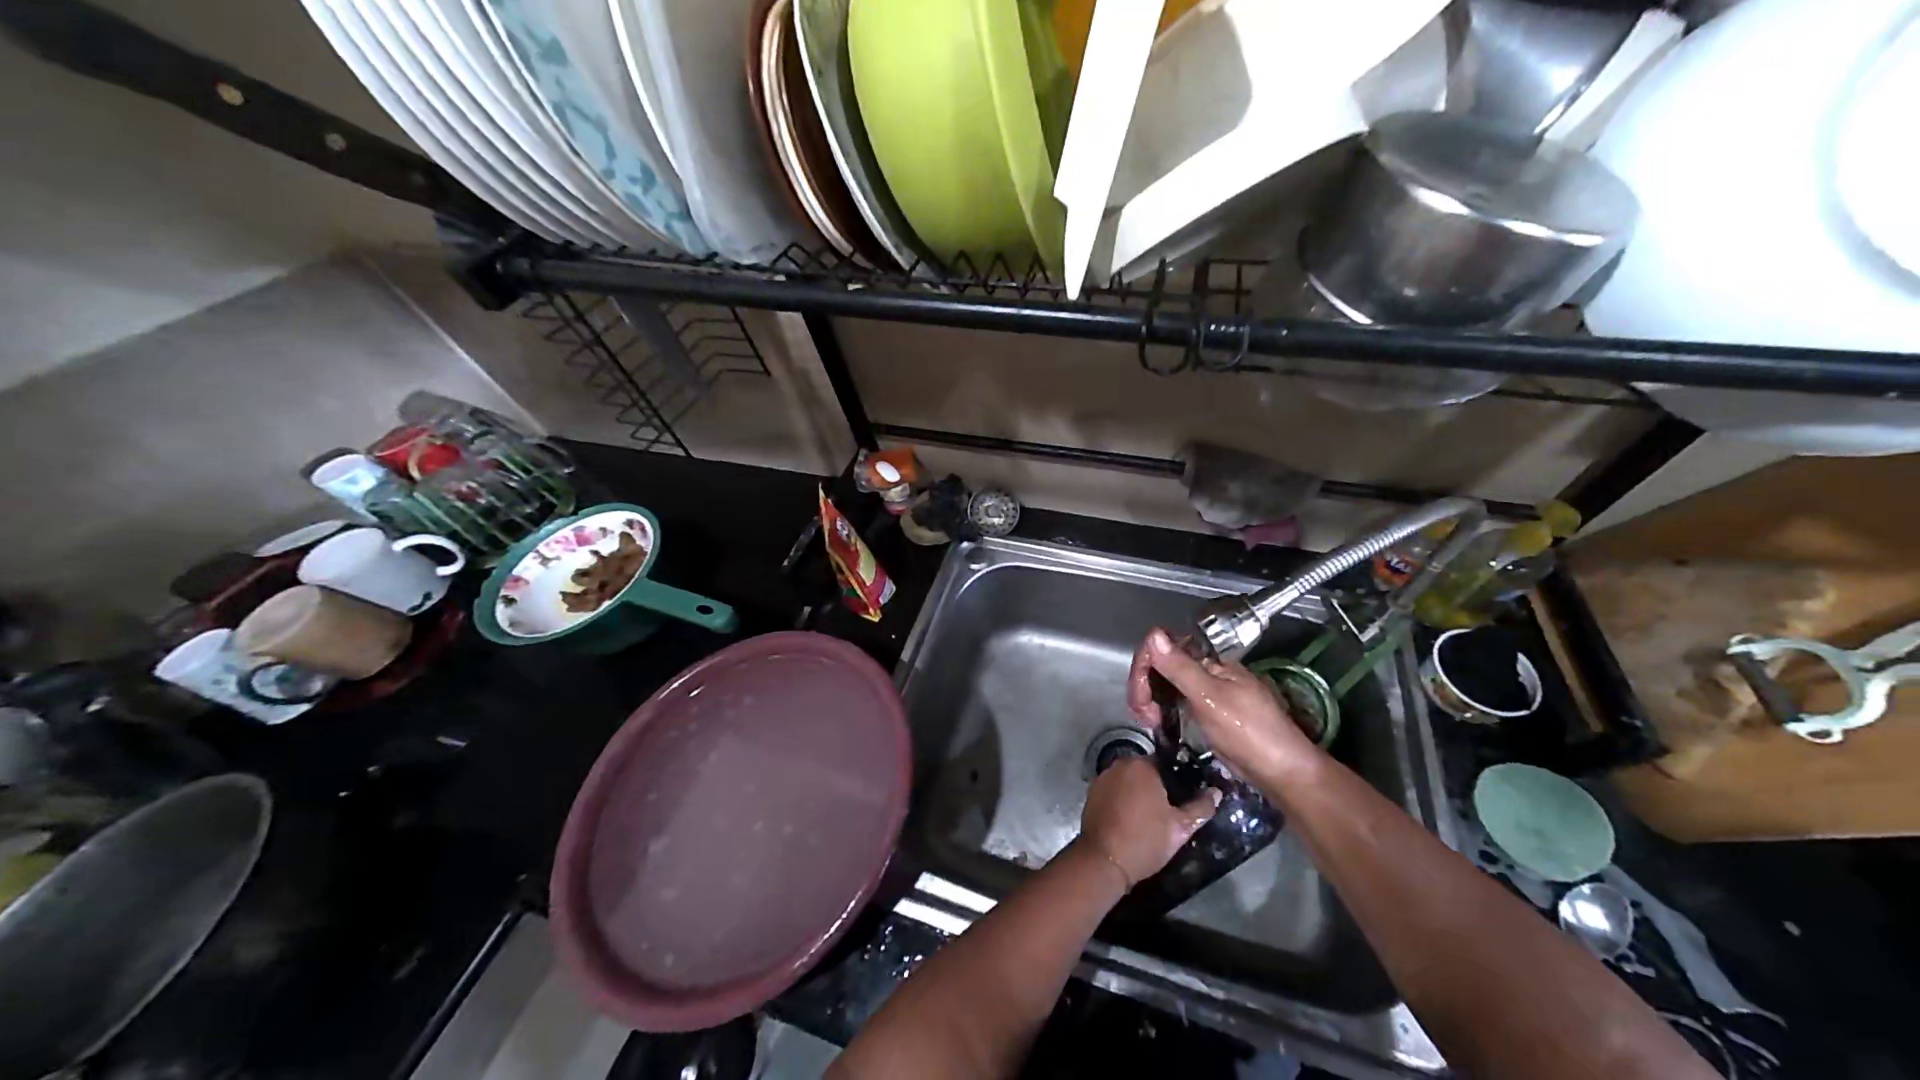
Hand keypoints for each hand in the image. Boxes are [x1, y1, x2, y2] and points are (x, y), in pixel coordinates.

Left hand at [1076, 756, 1219, 887]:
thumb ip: (1200, 807)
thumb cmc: (1145, 840)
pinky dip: (1123, 799)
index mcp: (1141, 766)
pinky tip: (1131, 818)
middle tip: (1171, 809)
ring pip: (1129, 781)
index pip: (1166, 763)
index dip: (1178, 779)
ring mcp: (1102, 778)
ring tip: (1152, 816)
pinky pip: (1114, 790)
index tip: (1186, 795)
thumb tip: (1216, 792)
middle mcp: (1119, 765)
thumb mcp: (1180, 827)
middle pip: (1145, 771)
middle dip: (1158, 786)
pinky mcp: (1092, 793)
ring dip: (1139, 792)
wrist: (1104, 861)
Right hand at [1126, 627, 1317, 780]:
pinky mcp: (1204, 713)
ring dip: (1149, 700)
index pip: (1164, 648)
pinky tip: (1157, 725)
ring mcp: (1206, 693)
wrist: (1281, 772)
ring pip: (1164, 685)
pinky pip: (1173, 702)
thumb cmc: (1250, 733)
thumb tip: (1153, 635)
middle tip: (1143, 715)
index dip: (1145, 667)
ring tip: (1151, 723)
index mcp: (1210, 661)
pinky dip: (1160, 711)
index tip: (1139, 697)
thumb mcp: (1210, 698)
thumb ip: (1180, 668)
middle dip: (1144, 687)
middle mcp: (1206, 671)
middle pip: (1161, 666)